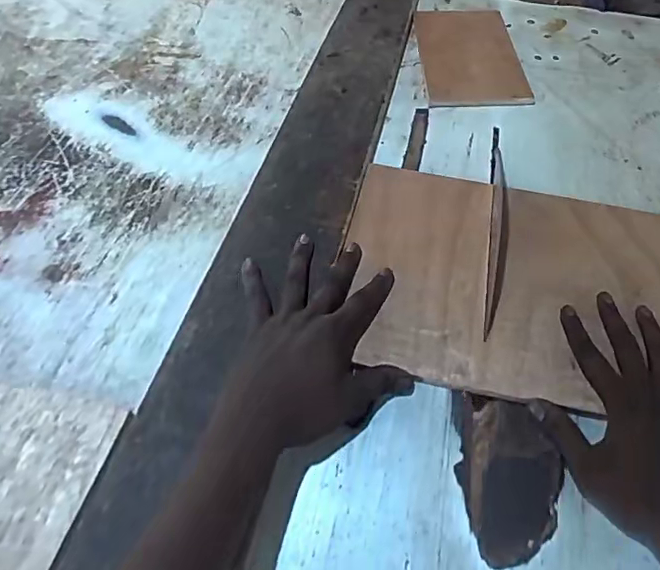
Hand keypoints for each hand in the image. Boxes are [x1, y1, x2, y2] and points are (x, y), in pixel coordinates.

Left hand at [210, 235, 413, 455]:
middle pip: (331, 286)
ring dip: (301, 259)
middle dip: (345, 265)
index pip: (362, 305)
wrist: (253, 422)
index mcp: (335, 334)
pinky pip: (257, 301)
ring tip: (305, 238)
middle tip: (353, 245)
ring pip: (294, 283)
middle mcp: (311, 319)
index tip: (387, 271)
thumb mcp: (348, 401)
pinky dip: (252, 282)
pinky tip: (248, 263)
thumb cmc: (304, 411)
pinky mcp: (258, 330)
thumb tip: (410, 379)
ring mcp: (283, 322)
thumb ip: (378, 384)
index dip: (377, 288)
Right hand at [532, 294, 659, 569]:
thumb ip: (563, 435)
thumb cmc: (633, 500)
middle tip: (604, 297)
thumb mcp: (588, 472)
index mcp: (620, 406)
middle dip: (613, 321)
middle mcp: (647, 395)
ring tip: (640, 309)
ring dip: (649, 330)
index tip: (568, 310)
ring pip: (659, 355)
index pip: (592, 361)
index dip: (577, 334)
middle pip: (627, 349)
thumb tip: (535, 404)